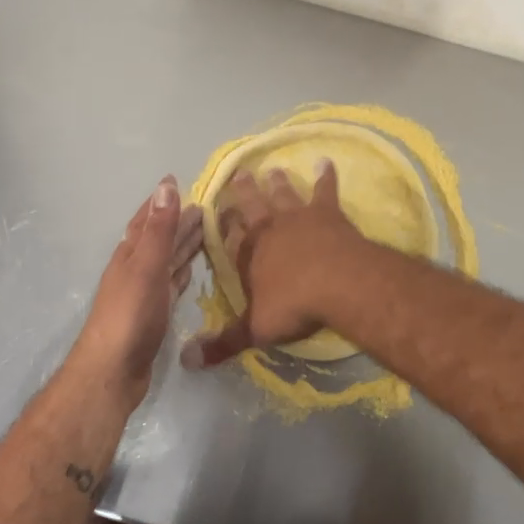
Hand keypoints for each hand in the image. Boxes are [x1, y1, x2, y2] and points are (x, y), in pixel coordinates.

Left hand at [72, 176, 203, 393]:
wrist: (112, 371)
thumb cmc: (130, 316)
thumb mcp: (146, 267)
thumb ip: (158, 229)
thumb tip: (166, 186)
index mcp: (130, 254)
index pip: (147, 219)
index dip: (161, 201)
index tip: (177, 181)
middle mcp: (135, 269)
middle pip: (158, 238)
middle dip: (177, 220)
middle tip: (204, 206)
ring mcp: (143, 293)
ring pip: (166, 260)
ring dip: (181, 245)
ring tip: (204, 231)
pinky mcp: (153, 315)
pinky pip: (170, 284)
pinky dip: (181, 272)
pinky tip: (189, 270)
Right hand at [182, 160, 368, 369]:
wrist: (338, 283)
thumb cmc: (293, 306)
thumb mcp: (254, 329)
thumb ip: (222, 343)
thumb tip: (185, 361)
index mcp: (247, 254)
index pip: (230, 235)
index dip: (224, 223)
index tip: (216, 208)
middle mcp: (268, 229)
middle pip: (252, 206)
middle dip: (244, 192)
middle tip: (238, 174)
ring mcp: (299, 217)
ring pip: (283, 195)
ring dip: (277, 183)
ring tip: (271, 169)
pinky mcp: (328, 214)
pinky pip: (325, 191)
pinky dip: (325, 177)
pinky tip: (325, 161)